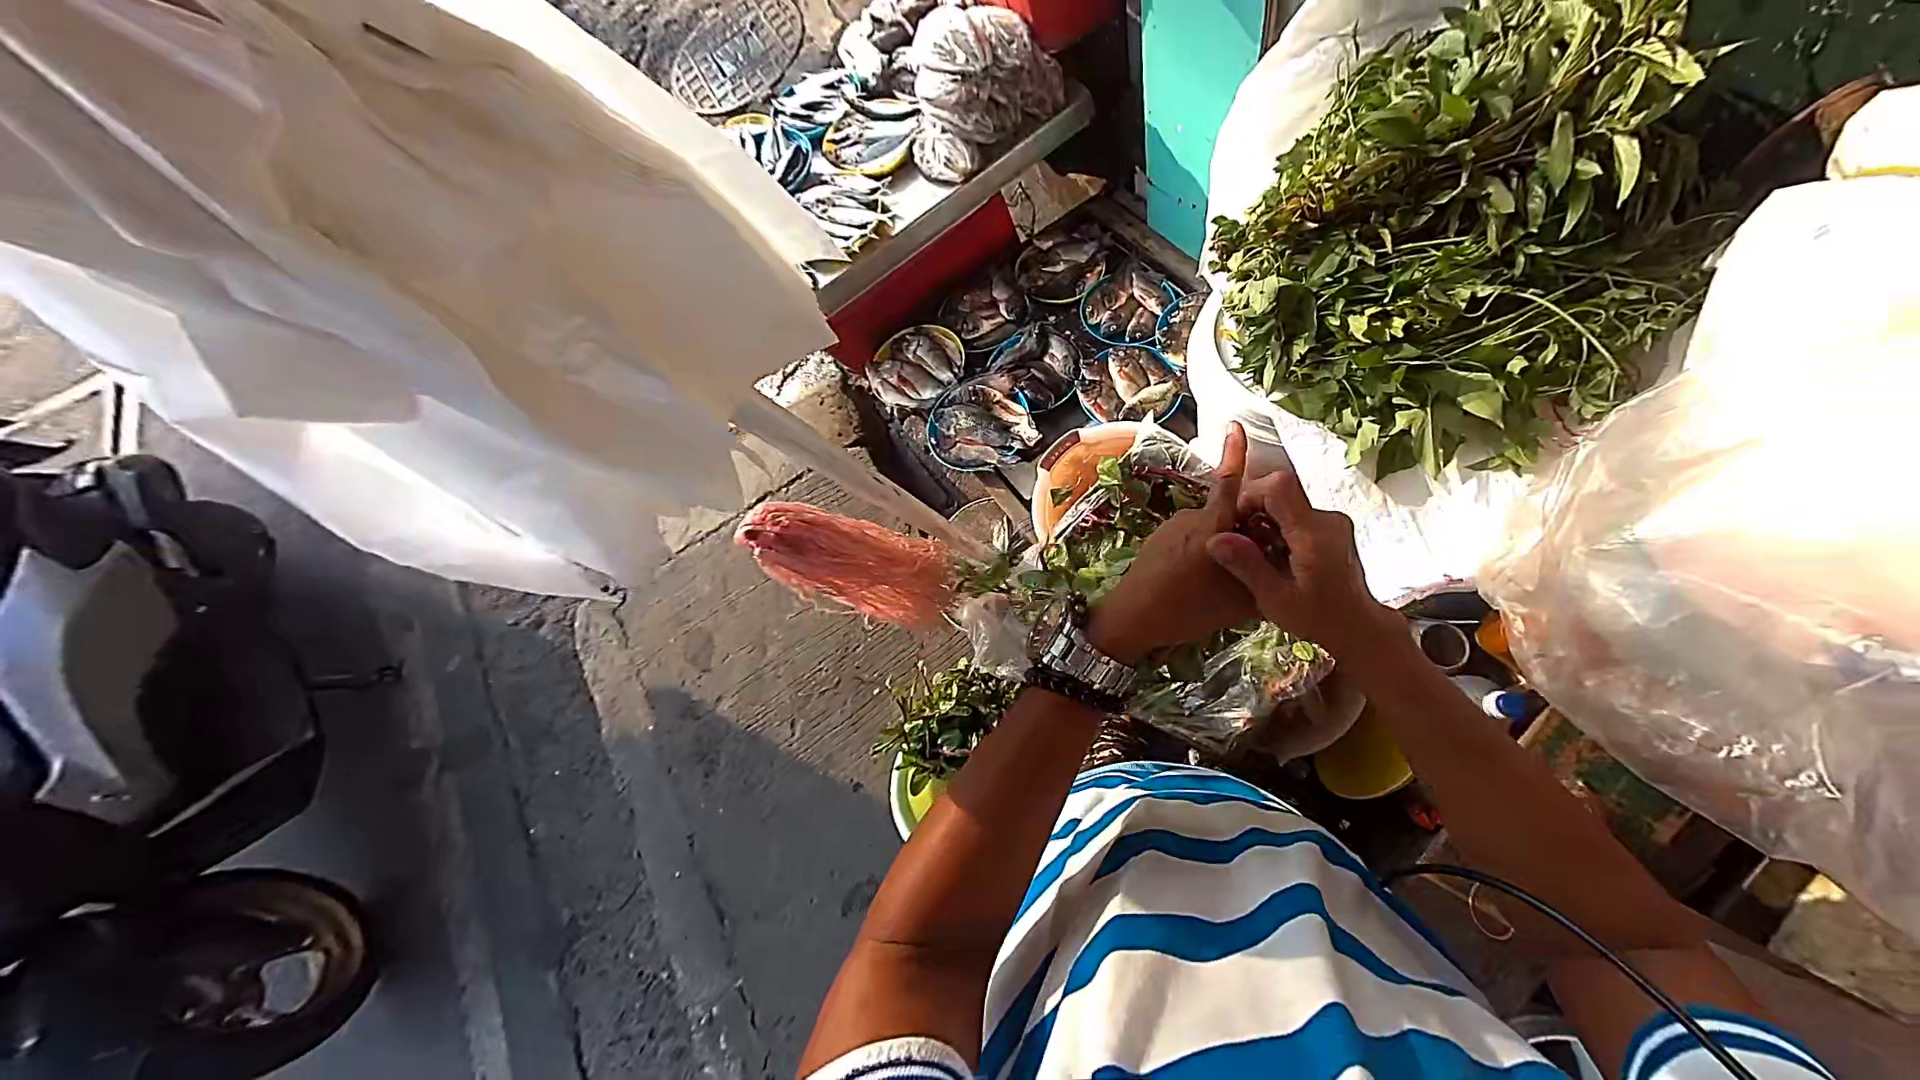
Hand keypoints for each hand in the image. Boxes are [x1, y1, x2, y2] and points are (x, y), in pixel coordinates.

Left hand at [1086, 424, 1253, 664]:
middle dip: (1244, 529)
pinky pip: (1189, 539)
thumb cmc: (1189, 609)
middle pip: (1228, 512)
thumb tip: (1280, 561)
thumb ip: (1264, 574)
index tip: (1234, 425)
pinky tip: (1198, 582)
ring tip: (1222, 583)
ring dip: (1221, 545)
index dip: (1234, 454)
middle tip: (1253, 561)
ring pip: (1208, 529)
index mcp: (1213, 526)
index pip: (1229, 482)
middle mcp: (1191, 519)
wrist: (1133, 618)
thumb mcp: (1241, 601)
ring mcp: (1171, 528)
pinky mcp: (1158, 539)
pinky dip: (1200, 553)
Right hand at [1203, 465, 1403, 665]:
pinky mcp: (1330, 527)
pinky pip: (1295, 513)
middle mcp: (1326, 520)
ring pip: (1286, 501)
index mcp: (1313, 535)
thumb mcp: (1274, 598)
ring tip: (1256, 551)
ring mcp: (1330, 522)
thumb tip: (1214, 538)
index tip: (1237, 522)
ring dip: (1264, 519)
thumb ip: (1247, 565)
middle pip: (1281, 490)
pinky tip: (1272, 553)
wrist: (1357, 625)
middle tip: (1242, 540)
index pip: (1278, 487)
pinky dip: (1276, 526)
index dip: (1250, 496)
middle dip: (1253, 508)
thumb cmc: (1316, 617)